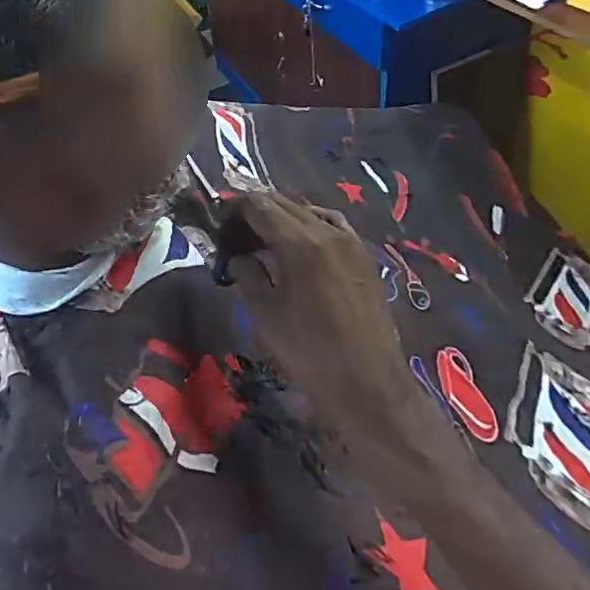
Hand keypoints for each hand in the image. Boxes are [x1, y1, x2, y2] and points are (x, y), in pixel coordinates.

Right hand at [225, 194, 415, 417]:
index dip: (234, 210)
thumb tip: (239, 256)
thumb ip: (247, 274)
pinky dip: (310, 224)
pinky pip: (332, 224)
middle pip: (282, 202)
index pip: (258, 205)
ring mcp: (350, 241)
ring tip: (265, 239)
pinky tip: (301, 244)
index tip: (220, 226)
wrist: (369, 386)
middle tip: (237, 235)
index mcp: (299, 243)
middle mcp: (327, 232)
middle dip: (255, 211)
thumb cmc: (309, 352)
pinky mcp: (364, 256)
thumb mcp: (264, 314)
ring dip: (282, 216)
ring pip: (307, 210)